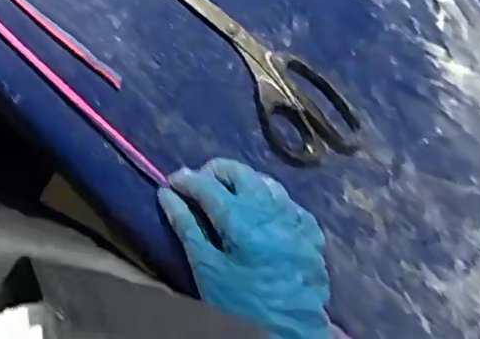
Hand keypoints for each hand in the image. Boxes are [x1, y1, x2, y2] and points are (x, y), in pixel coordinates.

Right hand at [158, 159, 331, 338]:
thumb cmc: (242, 309)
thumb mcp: (208, 271)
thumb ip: (186, 227)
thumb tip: (167, 194)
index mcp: (241, 222)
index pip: (207, 184)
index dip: (186, 180)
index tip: (172, 183)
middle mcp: (270, 210)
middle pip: (237, 171)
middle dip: (214, 172)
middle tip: (200, 186)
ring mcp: (295, 218)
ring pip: (264, 180)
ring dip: (243, 182)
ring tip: (229, 196)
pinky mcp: (312, 231)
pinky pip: (288, 201)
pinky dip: (270, 200)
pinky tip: (262, 214)